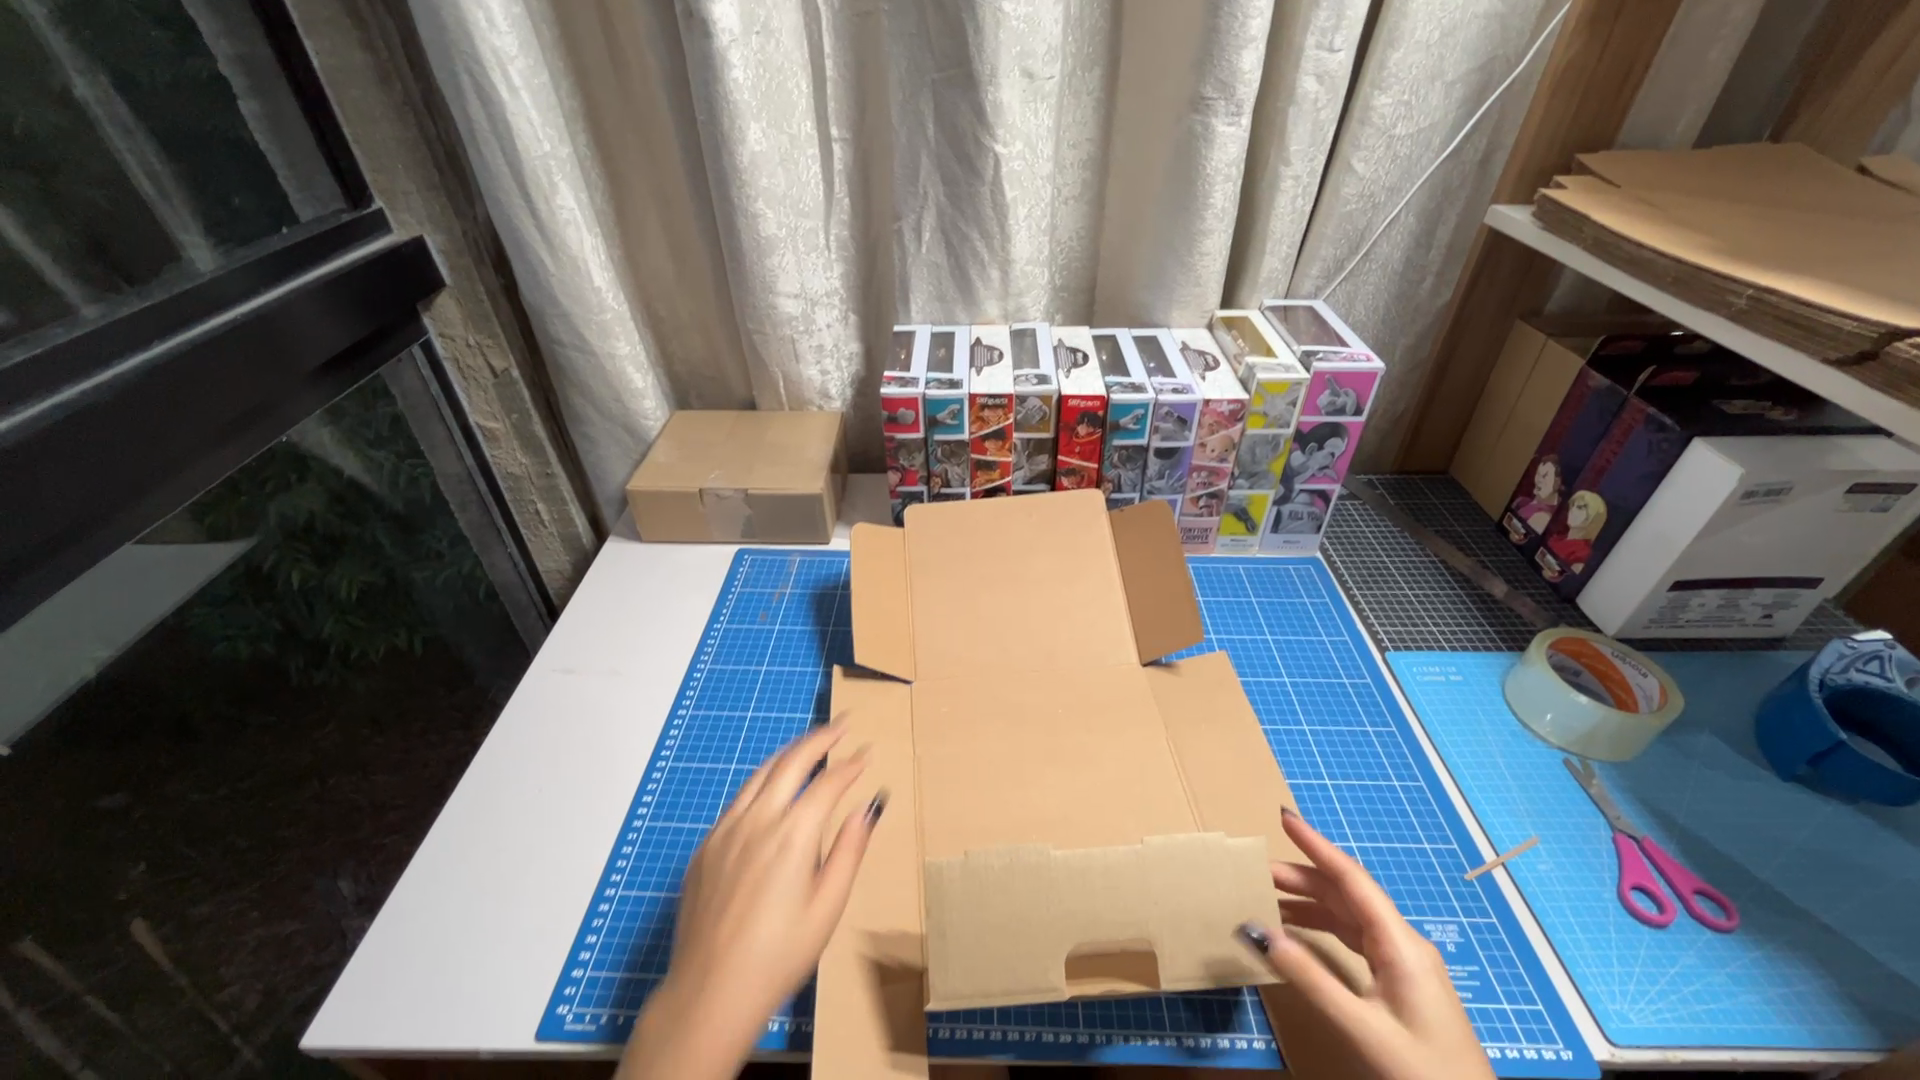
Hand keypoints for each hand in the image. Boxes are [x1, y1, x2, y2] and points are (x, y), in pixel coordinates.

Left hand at [619, 724, 881, 1078]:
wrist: (710, 990)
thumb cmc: (780, 955)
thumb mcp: (828, 907)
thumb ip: (848, 851)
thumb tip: (868, 807)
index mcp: (793, 834)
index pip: (828, 782)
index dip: (851, 764)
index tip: (867, 752)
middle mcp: (757, 820)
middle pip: (791, 761)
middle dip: (820, 738)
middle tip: (841, 724)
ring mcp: (725, 830)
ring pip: (760, 773)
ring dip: (789, 753)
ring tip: (810, 744)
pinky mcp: (706, 846)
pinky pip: (739, 799)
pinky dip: (762, 780)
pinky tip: (771, 787)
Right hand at [1236, 809, 1493, 1079]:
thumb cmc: (1419, 1072)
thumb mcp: (1359, 1026)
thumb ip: (1308, 976)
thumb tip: (1256, 930)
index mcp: (1400, 944)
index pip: (1351, 879)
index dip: (1316, 846)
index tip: (1284, 816)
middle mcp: (1404, 943)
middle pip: (1347, 894)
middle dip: (1301, 876)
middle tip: (1254, 871)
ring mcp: (1405, 963)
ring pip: (1350, 916)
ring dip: (1309, 902)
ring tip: (1267, 897)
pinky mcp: (1402, 982)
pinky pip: (1356, 939)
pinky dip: (1323, 927)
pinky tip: (1298, 931)